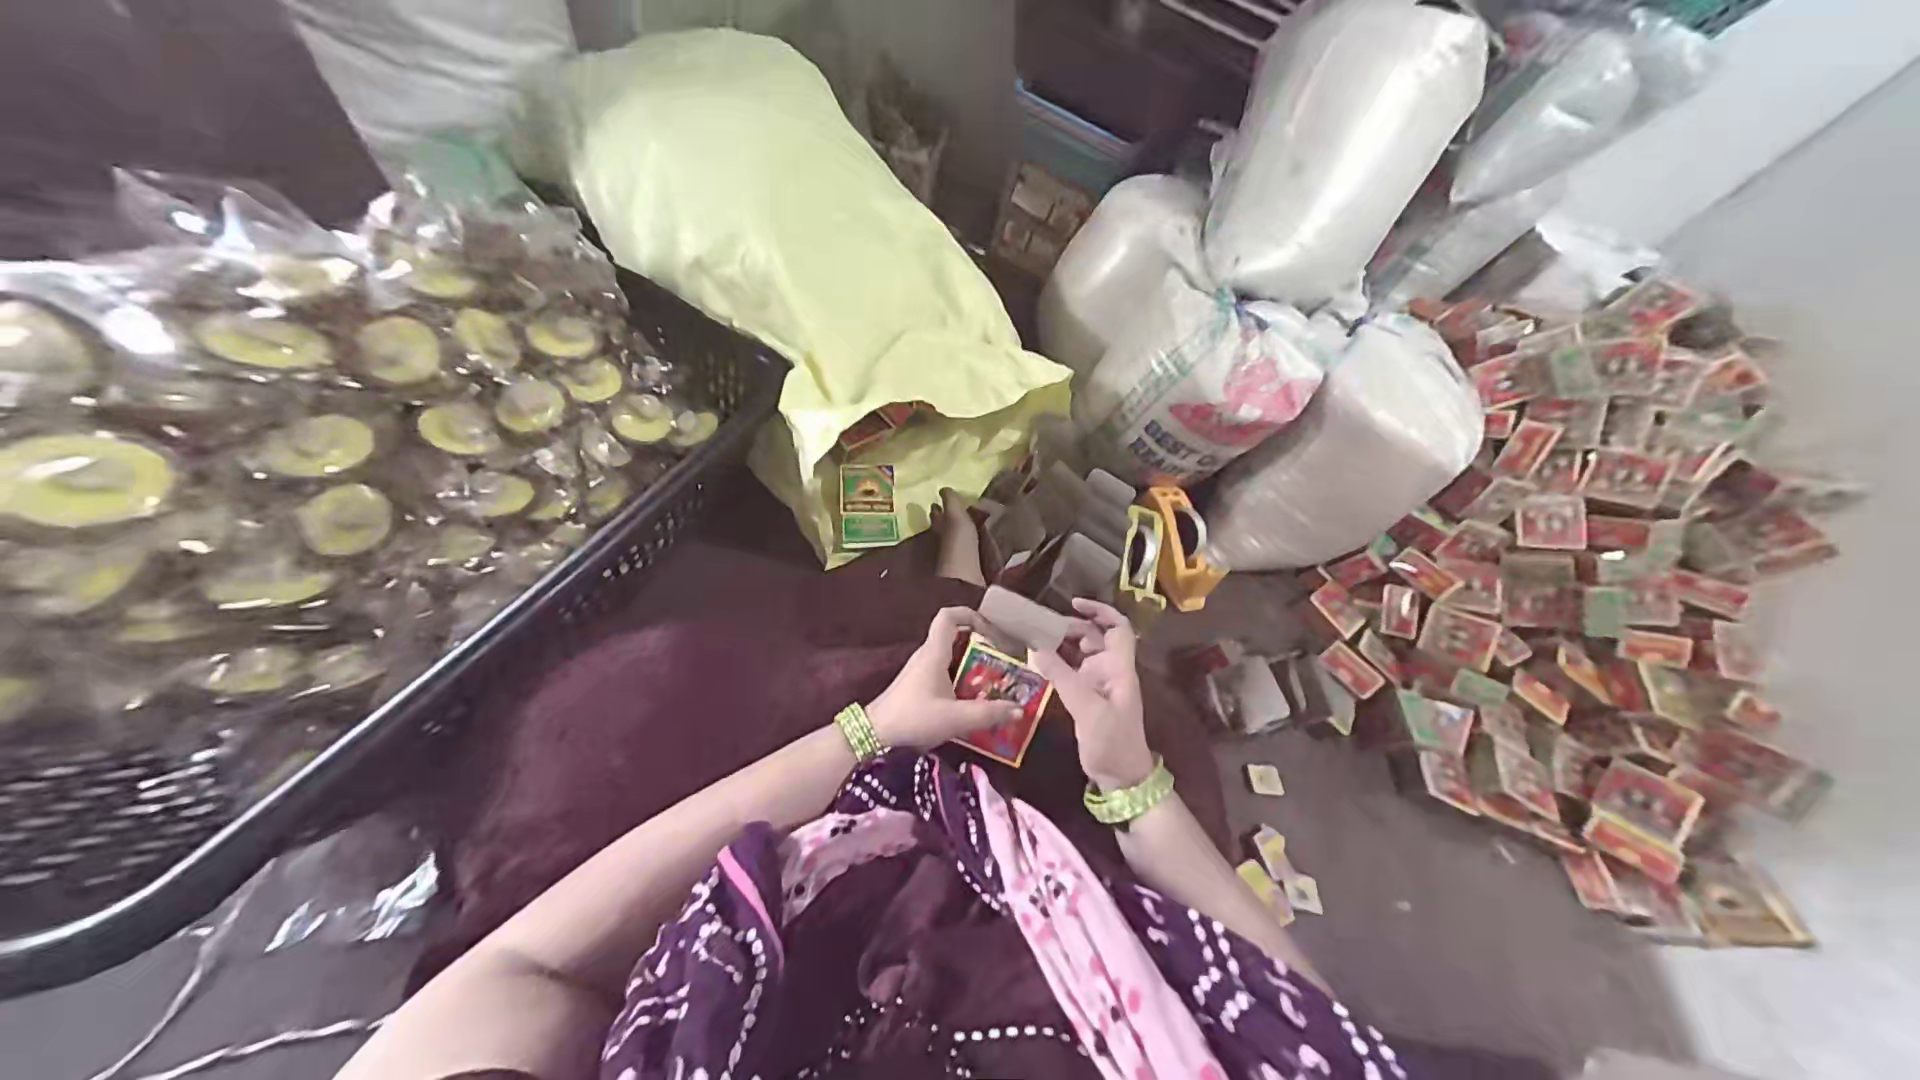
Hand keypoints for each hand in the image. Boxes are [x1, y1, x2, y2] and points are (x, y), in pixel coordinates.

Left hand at [865, 607, 1024, 749]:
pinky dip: (961, 679)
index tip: (991, 631)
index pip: (949, 616)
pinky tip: (973, 700)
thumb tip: (1018, 710)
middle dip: (980, 644)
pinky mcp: (918, 685)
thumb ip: (988, 714)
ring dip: (972, 664)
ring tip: (993, 682)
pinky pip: (944, 672)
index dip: (971, 615)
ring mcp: (921, 670)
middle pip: (955, 636)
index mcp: (934, 653)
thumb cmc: (914, 718)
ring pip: (950, 656)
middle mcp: (927, 655)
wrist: (875, 733)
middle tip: (1001, 661)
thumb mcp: (955, 718)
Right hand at [1029, 599, 1154, 791]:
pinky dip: (1057, 663)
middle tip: (1042, 628)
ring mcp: (1098, 684)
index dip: (1100, 611)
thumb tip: (1036, 648)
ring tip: (1036, 639)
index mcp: (1119, 668)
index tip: (1074, 604)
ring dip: (1062, 644)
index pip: (1117, 627)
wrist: (1121, 778)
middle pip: (1094, 636)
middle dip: (1071, 627)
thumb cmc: (1112, 742)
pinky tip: (1039, 661)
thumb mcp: (1087, 708)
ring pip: (1081, 653)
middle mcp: (1110, 670)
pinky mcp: (1087, 698)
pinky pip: (1072, 671)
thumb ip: (1062, 677)